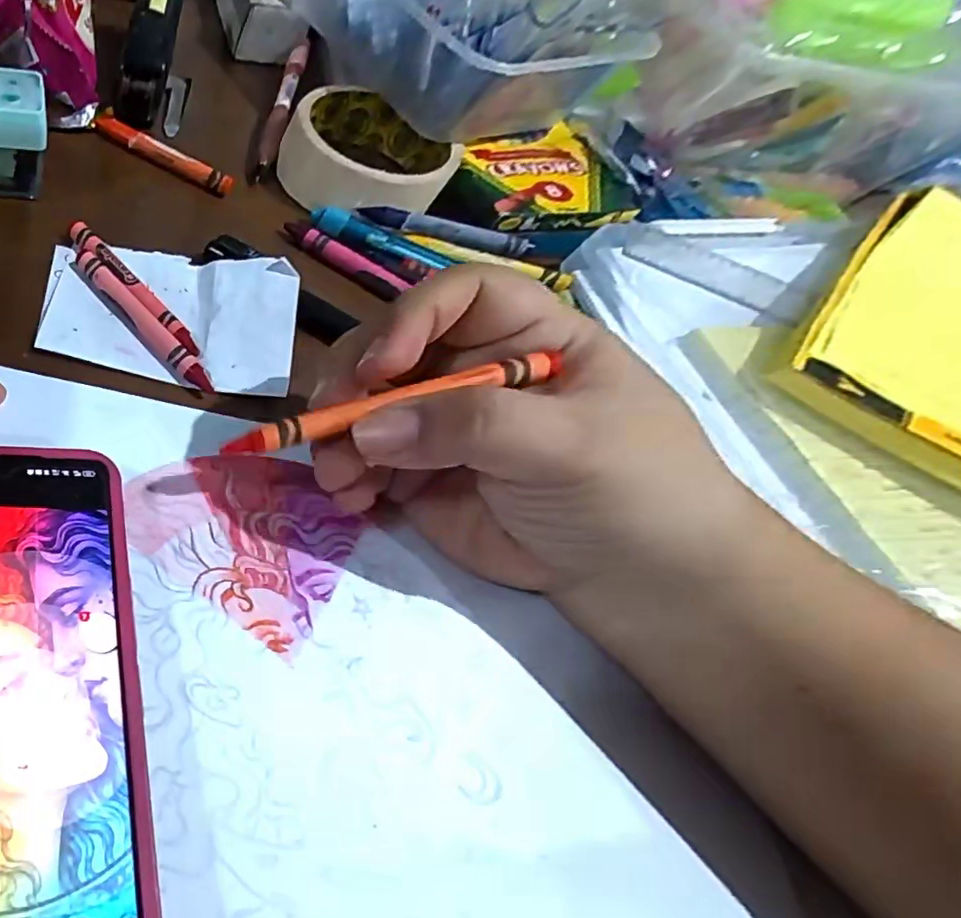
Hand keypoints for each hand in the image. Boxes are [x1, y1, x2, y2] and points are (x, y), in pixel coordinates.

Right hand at [309, 266, 752, 595]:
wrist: (635, 578)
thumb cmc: (628, 489)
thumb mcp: (566, 444)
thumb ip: (470, 426)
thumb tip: (365, 431)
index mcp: (524, 339)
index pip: (456, 297)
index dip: (409, 320)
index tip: (379, 369)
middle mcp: (469, 373)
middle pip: (386, 352)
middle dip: (347, 386)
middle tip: (325, 425)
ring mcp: (434, 428)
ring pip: (360, 412)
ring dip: (335, 441)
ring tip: (340, 479)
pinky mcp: (412, 476)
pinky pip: (359, 464)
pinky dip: (343, 479)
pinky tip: (353, 500)